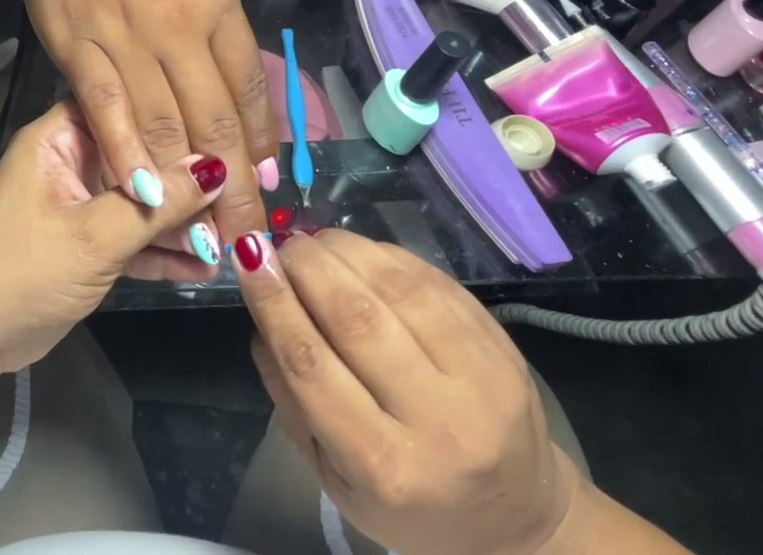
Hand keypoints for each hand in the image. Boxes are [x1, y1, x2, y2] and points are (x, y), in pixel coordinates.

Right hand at [0, 0, 279, 262]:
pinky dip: (126, 155)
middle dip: (234, 191)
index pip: (248, 89)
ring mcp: (125, 33)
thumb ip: (211, 29)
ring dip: (185, 188)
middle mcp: (179, 22)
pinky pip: (107, 108)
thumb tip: (226, 96)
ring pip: (163, 123)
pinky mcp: (75, 43)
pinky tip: (142, 195)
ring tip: (204, 241)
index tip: (264, 193)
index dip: (259, 149)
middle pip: (213, 119)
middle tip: (248, 246)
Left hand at [0, 101, 228, 388]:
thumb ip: (156, 205)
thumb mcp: (92, 237)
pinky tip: (208, 268)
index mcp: (58, 139)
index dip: (175, 115)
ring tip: (234, 240)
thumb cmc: (20, 271)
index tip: (229, 132)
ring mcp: (80, 204)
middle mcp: (71, 162)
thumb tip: (218, 168)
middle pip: (141, 156)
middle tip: (246, 199)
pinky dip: (164, 251)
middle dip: (190, 180)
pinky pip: (134, 237)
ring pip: (143, 201)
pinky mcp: (87, 243)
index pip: (123, 106)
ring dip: (183, 222)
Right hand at [231, 230, 581, 554]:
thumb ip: (288, 396)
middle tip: (280, 246)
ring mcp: (484, 383)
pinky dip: (387, 257)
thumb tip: (261, 313)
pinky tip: (359, 253)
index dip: (274, 302)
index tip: (247, 256)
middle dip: (308, 267)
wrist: (515, 520)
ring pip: (401, 291)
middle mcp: (439, 425)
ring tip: (315, 242)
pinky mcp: (506, 351)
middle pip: (357, 320)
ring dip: (347, 251)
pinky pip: (437, 284)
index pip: (312, 366)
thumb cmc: (404, 502)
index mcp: (383, 466)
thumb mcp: (329, 472)